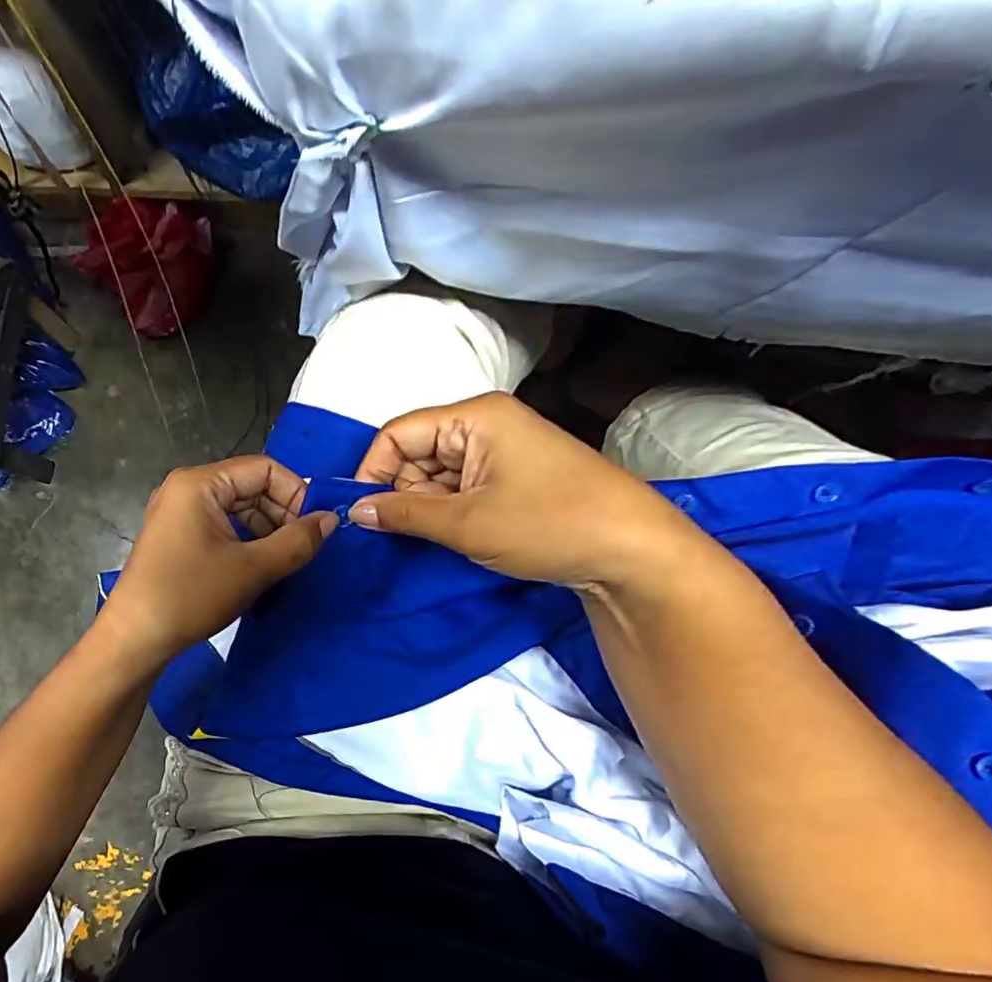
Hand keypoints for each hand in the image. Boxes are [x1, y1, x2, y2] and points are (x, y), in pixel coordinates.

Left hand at [101, 456, 336, 659]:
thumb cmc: (191, 596)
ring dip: (265, 529)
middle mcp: (185, 488)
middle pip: (249, 485)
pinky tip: (257, 566)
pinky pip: (220, 524)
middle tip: (303, 548)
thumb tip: (329, 520)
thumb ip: (296, 541)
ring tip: (283, 561)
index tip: (315, 528)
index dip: (296, 494)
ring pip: (236, 508)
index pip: (264, 469)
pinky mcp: (175, 534)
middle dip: (280, 513)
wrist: (135, 637)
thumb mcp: (252, 569)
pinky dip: (244, 540)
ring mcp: (177, 511)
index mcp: (199, 483)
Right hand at [350, 392, 707, 587]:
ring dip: (425, 506)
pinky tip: (454, 535)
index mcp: (474, 417)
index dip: (372, 471)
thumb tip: (355, 510)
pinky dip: (447, 511)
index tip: (362, 513)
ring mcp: (500, 451)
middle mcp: (484, 425)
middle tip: (403, 533)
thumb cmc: (550, 524)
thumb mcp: (466, 523)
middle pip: (415, 453)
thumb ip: (403, 513)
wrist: (635, 553)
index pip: (398, 434)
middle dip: (401, 492)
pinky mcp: (511, 476)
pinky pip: (459, 487)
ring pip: (435, 474)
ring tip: (437, 537)